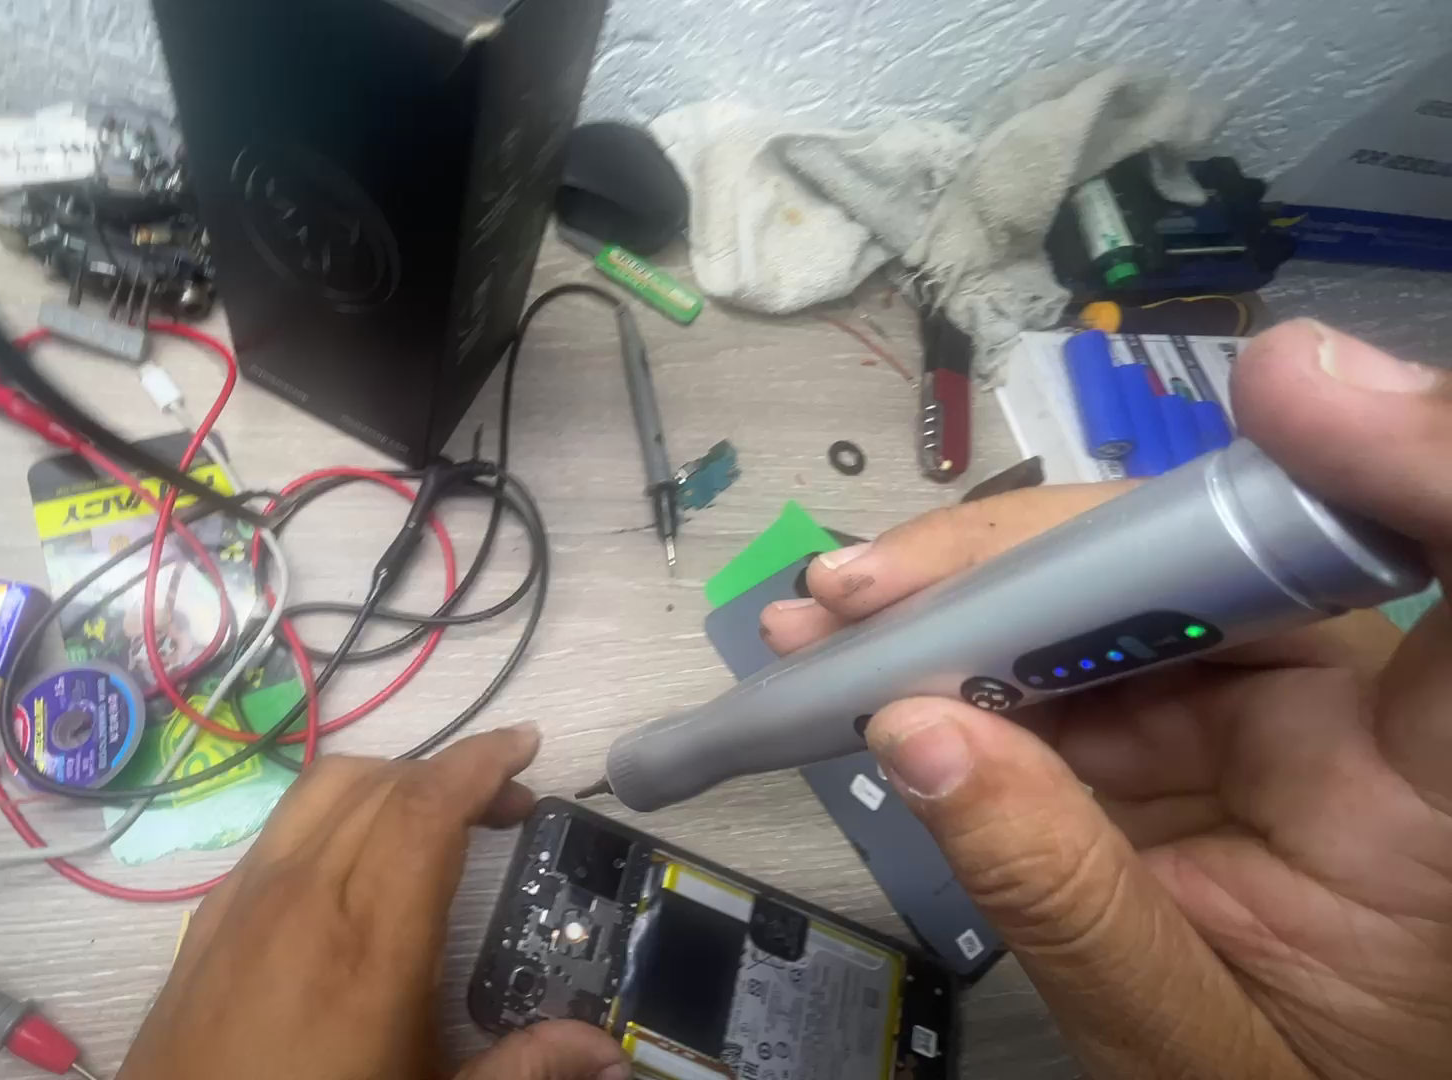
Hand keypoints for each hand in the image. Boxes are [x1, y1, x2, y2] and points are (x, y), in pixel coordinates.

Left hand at [117, 725, 627, 1079]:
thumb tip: (609, 1055)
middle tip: (509, 803)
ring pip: (331, 785)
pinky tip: (360, 854)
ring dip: (398, 777)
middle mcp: (303, 896)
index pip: (426, 808)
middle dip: (457, 771)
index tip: (526, 745)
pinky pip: (288, 821)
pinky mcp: (213, 911)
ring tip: (441, 814)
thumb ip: (521, 1070)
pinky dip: (343, 805)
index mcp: (366, 946)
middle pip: (388, 783)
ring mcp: (248, 896)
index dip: (480, 761)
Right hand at [761, 320, 1451, 1079]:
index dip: (1413, 466)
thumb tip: (912, 728)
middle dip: (1010, 559)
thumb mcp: (1173, 1040)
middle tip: (857, 586)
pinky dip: (931, 640)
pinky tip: (846, 645)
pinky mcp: (1147, 700)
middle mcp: (1348, 717)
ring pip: (1089, 587)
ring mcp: (1237, 699)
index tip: (1291, 382)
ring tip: (819, 615)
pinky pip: (1036, 641)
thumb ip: (1058, 892)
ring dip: (937, 594)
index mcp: (1440, 813)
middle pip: (1194, 565)